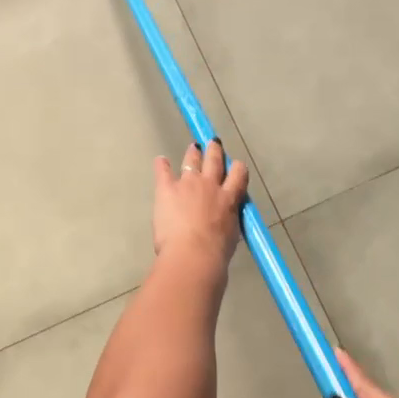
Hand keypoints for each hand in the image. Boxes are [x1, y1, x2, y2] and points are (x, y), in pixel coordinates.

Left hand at [152, 141, 247, 266]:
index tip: (234, 166)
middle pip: (214, 160)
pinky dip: (161, 164)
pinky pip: (163, 170)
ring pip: (192, 160)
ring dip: (193, 153)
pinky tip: (160, 160)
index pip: (238, 174)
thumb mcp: (231, 235)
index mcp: (229, 198)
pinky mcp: (167, 188)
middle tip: (213, 143)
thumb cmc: (216, 253)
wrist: (193, 254)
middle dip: (214, 150)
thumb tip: (226, 217)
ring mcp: (188, 184)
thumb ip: (228, 220)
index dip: (237, 168)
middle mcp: (210, 185)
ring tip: (193, 147)